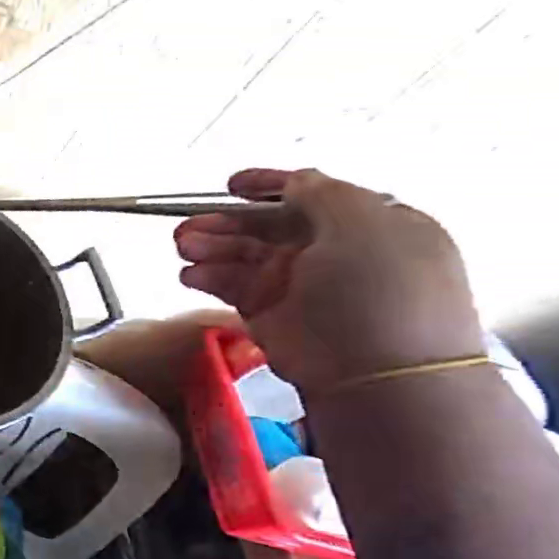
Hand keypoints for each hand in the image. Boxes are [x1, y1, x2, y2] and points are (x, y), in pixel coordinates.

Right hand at [173, 168, 483, 392]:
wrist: (375, 376)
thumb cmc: (376, 290)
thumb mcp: (360, 223)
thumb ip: (322, 193)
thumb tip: (295, 182)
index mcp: (367, 226)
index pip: (313, 197)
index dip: (271, 186)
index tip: (231, 184)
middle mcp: (333, 254)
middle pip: (269, 227)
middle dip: (227, 222)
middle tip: (188, 225)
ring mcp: (301, 288)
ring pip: (246, 256)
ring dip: (212, 247)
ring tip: (182, 247)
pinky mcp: (272, 318)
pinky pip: (235, 288)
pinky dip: (209, 278)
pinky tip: (190, 275)